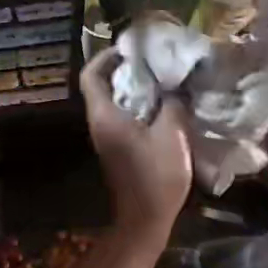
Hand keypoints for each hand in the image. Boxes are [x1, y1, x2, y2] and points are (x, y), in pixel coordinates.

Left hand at [82, 47, 192, 237]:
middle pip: (102, 85)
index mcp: (104, 116)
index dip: (106, 57)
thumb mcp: (172, 134)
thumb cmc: (156, 176)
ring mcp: (105, 136)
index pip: (91, 76)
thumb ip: (173, 103)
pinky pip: (122, 115)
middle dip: (126, 69)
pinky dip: (139, 105)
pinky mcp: (116, 146)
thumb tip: (176, 82)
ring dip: (135, 87)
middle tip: (155, 59)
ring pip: (114, 101)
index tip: (132, 48)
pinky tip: (165, 104)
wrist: (144, 218)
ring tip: (165, 78)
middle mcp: (98, 122)